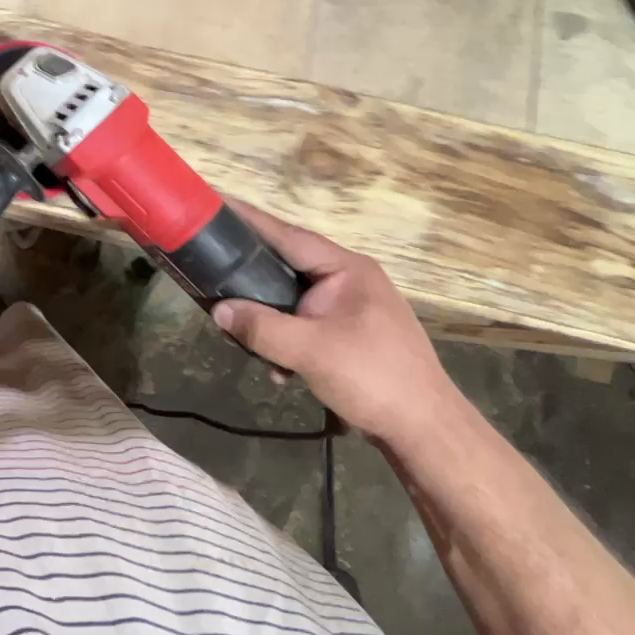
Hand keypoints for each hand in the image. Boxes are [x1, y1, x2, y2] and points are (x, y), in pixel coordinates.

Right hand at [210, 200, 463, 446]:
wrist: (425, 432)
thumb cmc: (375, 378)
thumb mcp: (310, 351)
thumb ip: (261, 328)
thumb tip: (218, 311)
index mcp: (347, 269)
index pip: (287, 234)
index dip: (248, 219)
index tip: (212, 202)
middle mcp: (348, 280)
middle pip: (284, 266)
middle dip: (248, 279)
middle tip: (209, 276)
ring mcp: (348, 308)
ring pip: (289, 300)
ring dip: (266, 321)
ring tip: (241, 338)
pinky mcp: (346, 334)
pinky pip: (300, 325)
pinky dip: (283, 342)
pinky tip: (277, 370)